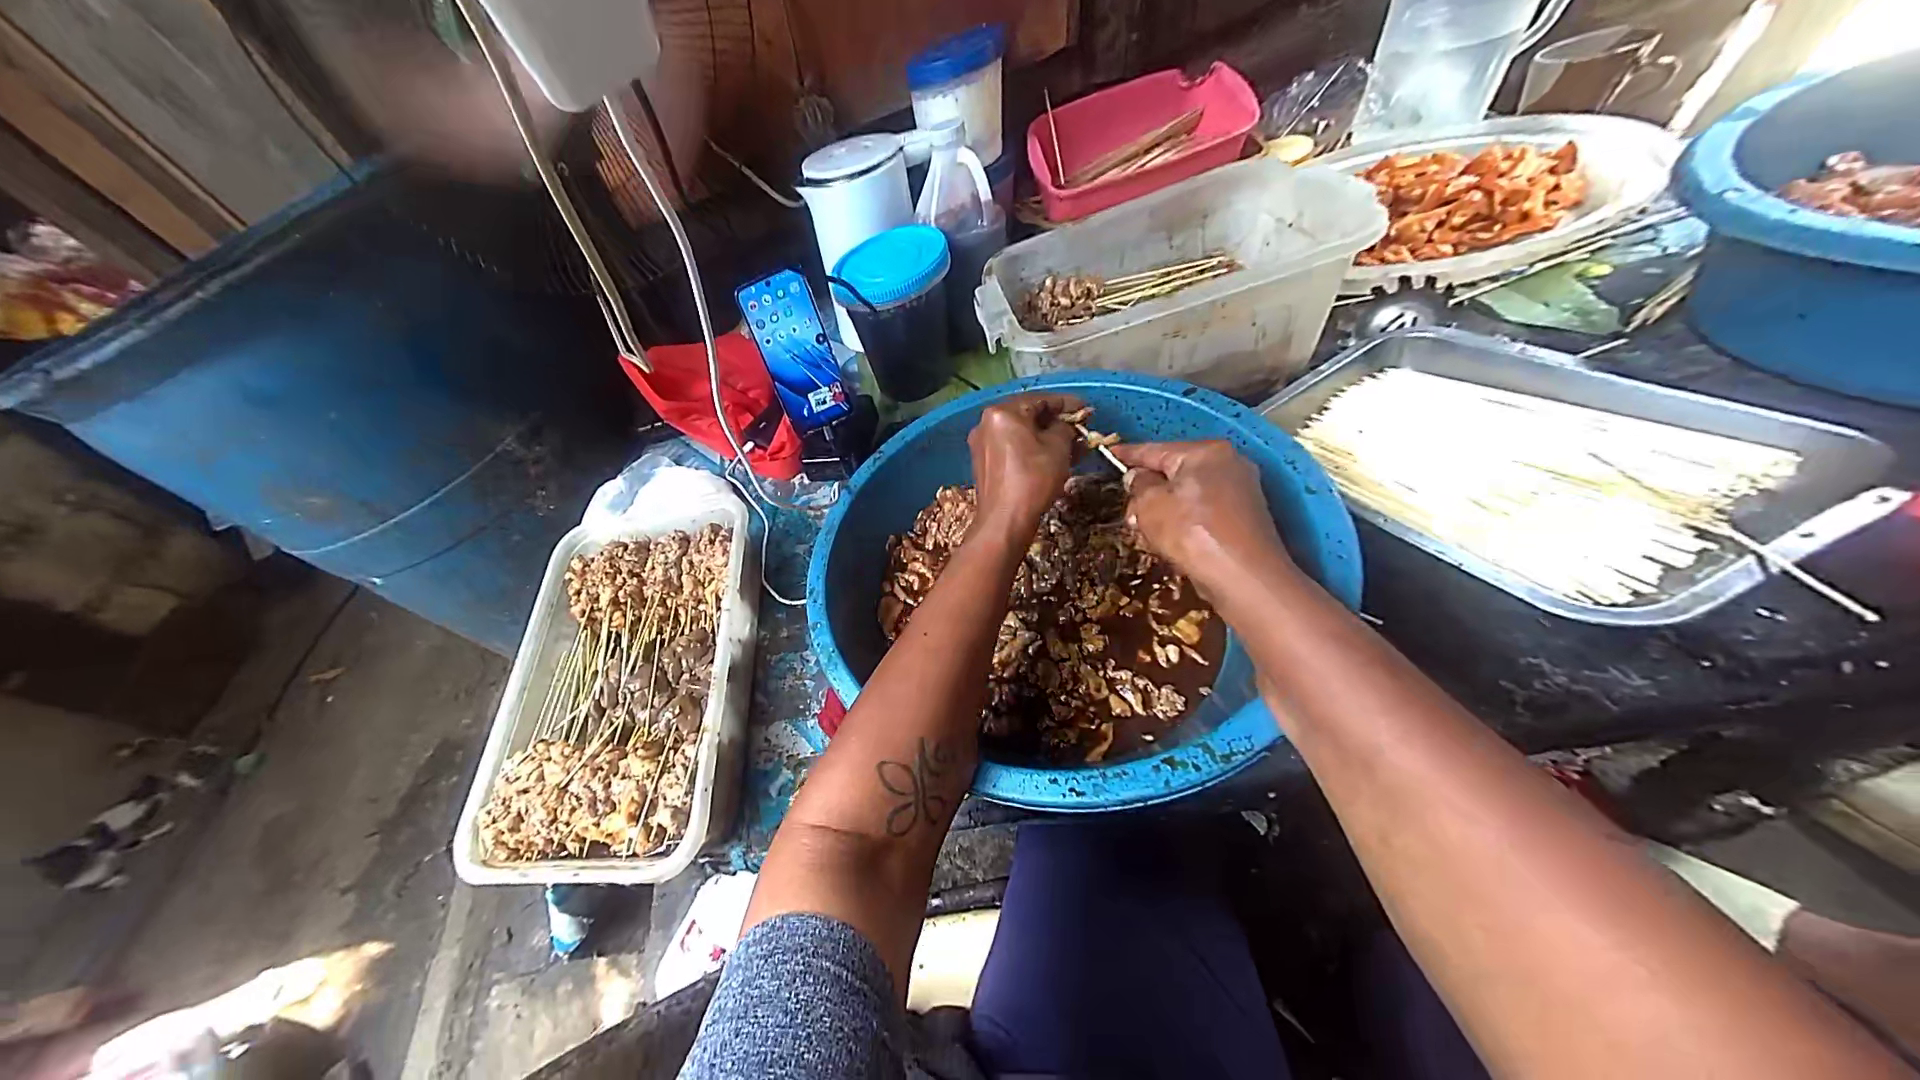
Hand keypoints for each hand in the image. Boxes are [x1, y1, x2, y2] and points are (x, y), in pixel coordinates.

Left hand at [968, 393, 1081, 539]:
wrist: (1005, 522)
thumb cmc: (1033, 480)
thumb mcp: (1058, 448)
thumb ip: (1065, 428)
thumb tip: (1066, 425)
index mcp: (1002, 412)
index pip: (1040, 399)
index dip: (1067, 404)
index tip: (1085, 410)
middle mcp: (986, 424)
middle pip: (1027, 415)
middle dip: (1056, 423)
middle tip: (1080, 430)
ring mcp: (982, 444)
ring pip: (1020, 434)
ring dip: (1046, 438)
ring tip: (1072, 448)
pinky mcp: (984, 463)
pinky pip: (1012, 448)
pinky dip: (1032, 450)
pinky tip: (1051, 459)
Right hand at [1112, 440, 1293, 600]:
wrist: (1244, 576)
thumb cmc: (1192, 532)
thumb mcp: (1150, 505)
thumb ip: (1138, 485)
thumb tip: (1137, 477)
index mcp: (1206, 452)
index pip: (1156, 449)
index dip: (1129, 454)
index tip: (1111, 453)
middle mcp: (1229, 463)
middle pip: (1175, 471)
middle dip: (1148, 489)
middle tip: (1127, 509)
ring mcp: (1241, 490)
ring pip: (1189, 493)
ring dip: (1165, 508)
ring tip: (1146, 529)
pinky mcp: (1246, 517)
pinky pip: (1205, 511)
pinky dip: (1185, 520)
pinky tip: (1172, 539)